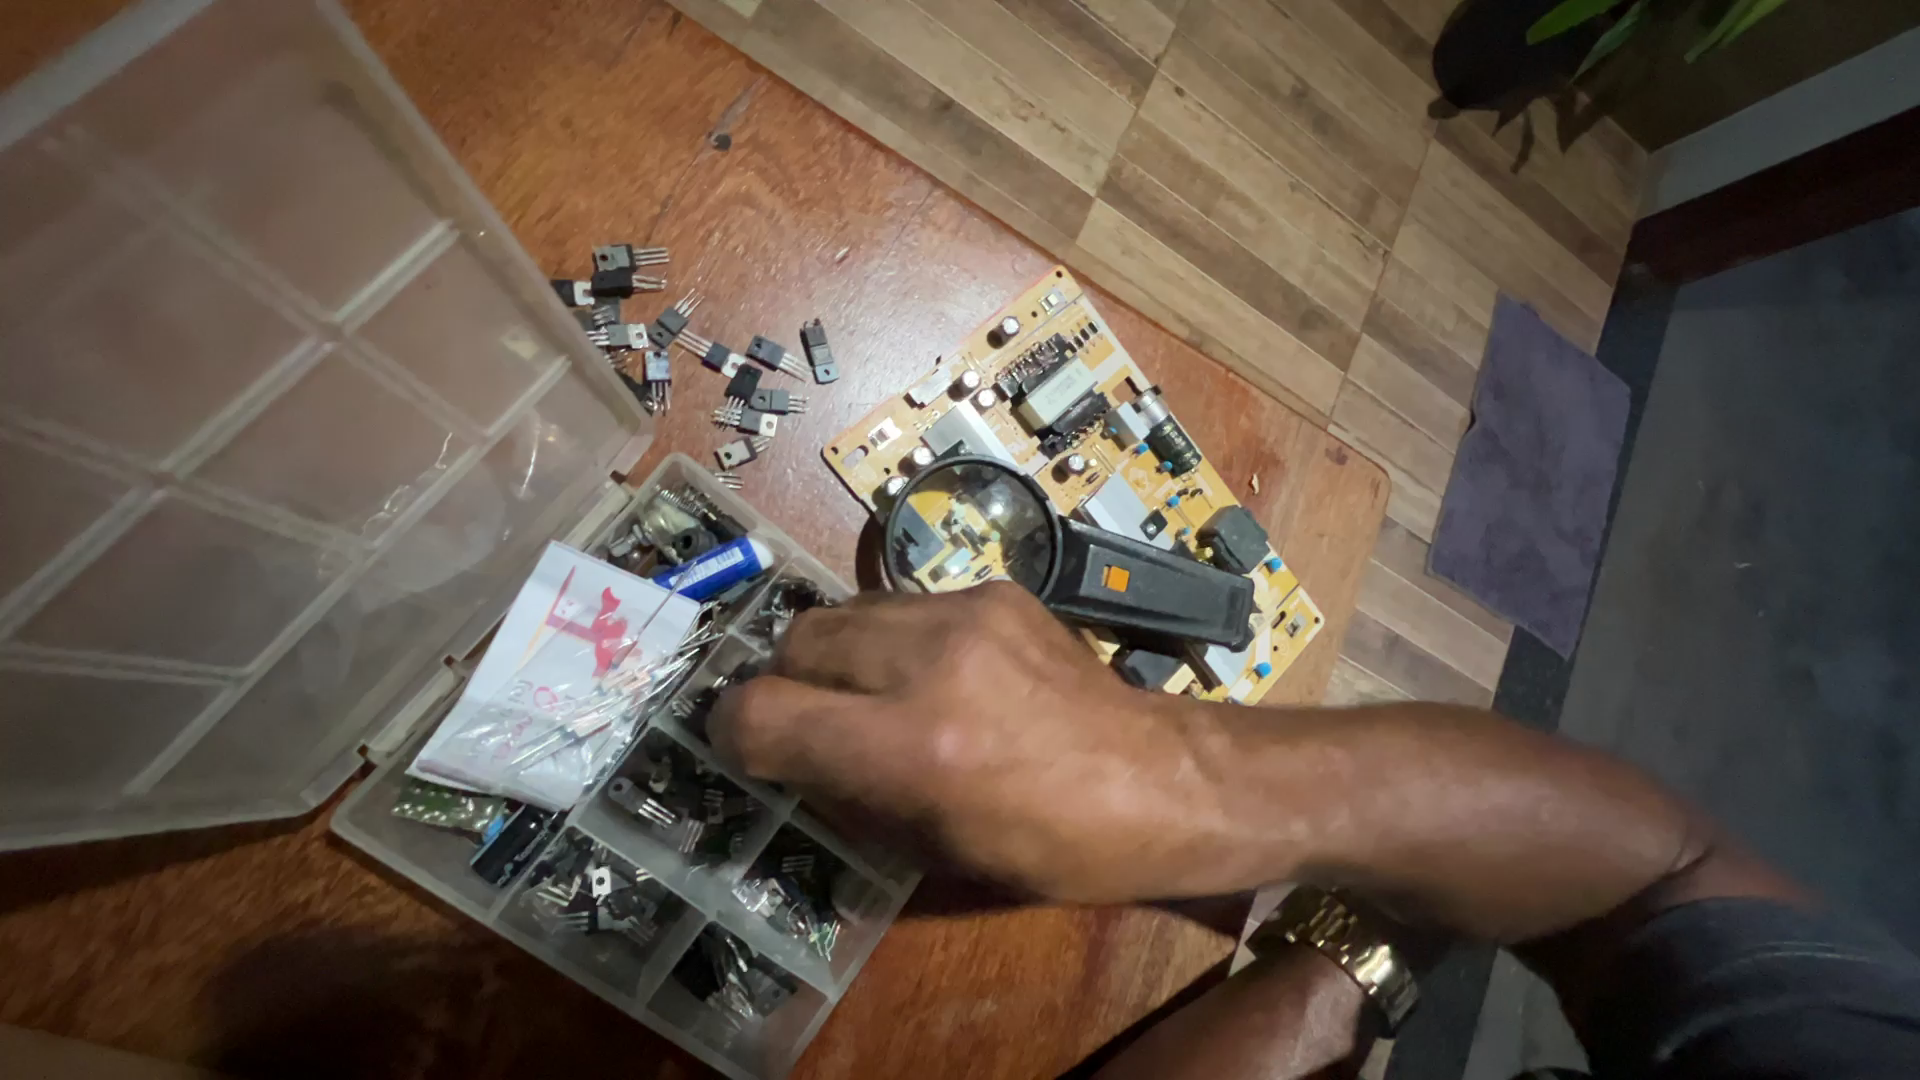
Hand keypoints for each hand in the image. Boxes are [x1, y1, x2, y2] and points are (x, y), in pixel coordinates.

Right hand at [709, 583, 1255, 902]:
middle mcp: (930, 662)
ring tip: (875, 688)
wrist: (1155, 776)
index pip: (764, 713)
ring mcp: (966, 612)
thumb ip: (841, 790)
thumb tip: (781, 748)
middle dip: (787, 682)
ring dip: (839, 653)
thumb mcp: (932, 847)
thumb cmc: (1049, 842)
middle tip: (817, 716)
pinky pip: (904, 601)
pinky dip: (896, 636)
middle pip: (795, 639)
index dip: (737, 731)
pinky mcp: (996, 588)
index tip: (748, 744)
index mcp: (913, 746)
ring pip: (844, 609)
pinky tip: (939, 666)